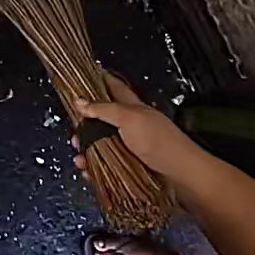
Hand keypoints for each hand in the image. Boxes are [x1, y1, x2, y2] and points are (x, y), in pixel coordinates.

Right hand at [72, 72, 205, 176]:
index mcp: (133, 107)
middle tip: (74, 134)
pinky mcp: (128, 165)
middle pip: (102, 119)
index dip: (99, 81)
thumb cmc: (159, 141)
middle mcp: (130, 124)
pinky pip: (104, 164)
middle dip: (85, 125)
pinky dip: (93, 167)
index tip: (81, 79)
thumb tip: (79, 101)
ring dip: (86, 149)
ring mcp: (129, 146)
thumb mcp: (129, 119)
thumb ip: (104, 109)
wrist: (180, 174)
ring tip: (79, 156)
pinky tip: (87, 169)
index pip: (113, 88)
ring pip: (100, 143)